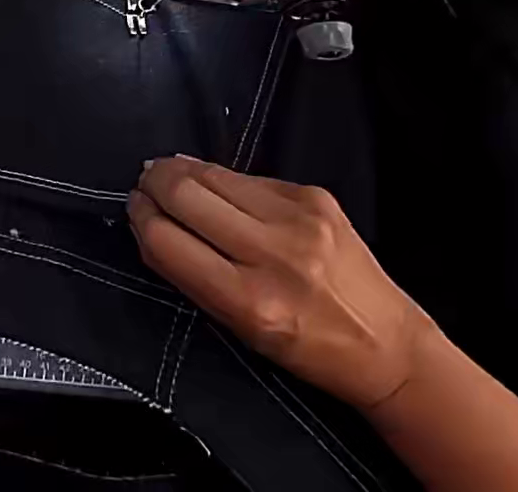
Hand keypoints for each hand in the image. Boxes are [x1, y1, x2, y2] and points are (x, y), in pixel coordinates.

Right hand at [128, 156, 436, 410]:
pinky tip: (213, 181)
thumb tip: (152, 221)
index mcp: (250, 302)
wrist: (385, 339)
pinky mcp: (314, 193)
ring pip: (216, 175)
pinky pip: (250, 177)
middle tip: (144, 180)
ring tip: (166, 170)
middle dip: (155, 182)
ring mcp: (298, 216)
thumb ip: (193, 275)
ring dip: (182, 169)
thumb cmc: (305, 347)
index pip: (169, 243)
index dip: (141, 218)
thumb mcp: (241, 328)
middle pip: (188, 194)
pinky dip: (223, 178)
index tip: (133, 206)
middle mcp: (274, 252)